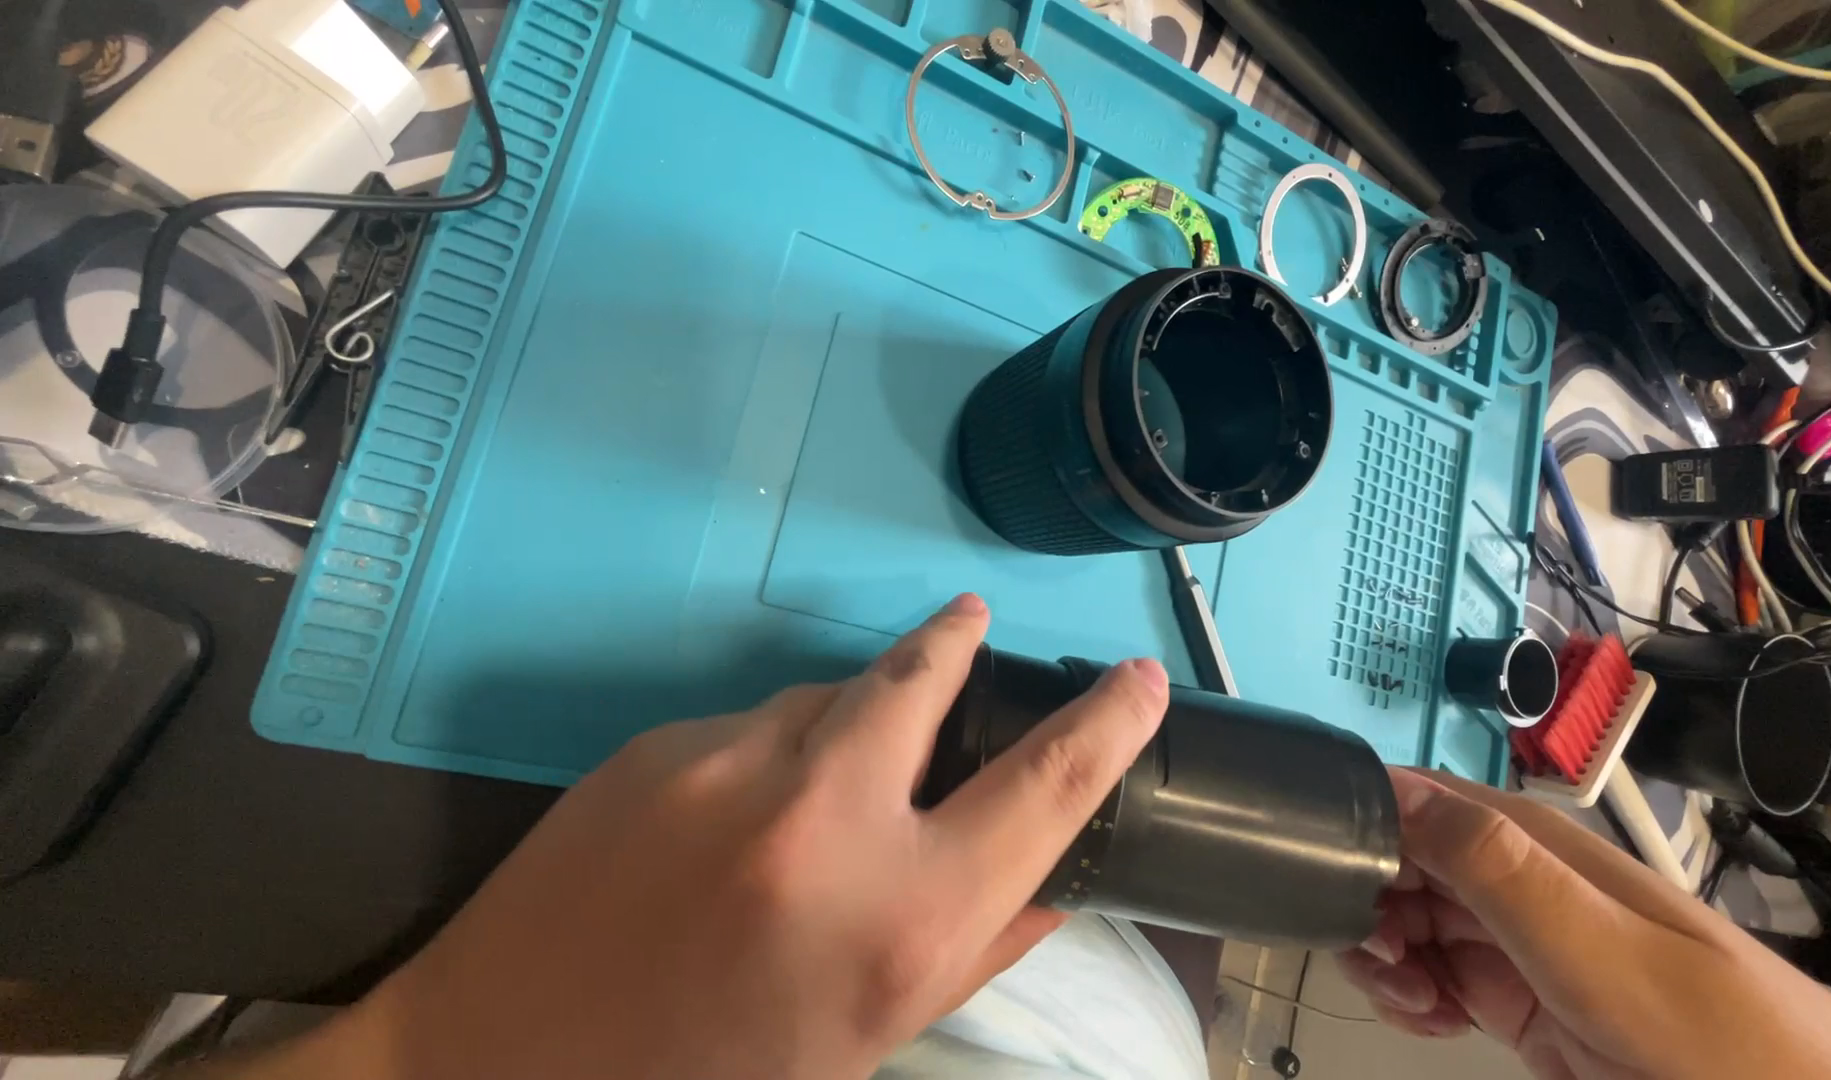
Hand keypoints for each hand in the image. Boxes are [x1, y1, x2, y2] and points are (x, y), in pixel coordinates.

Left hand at [238, 595, 1168, 1079]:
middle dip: (956, 642)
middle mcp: (824, 814)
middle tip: (973, 624)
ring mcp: (731, 759)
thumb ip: (976, 944)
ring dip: (848, 721)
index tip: (1137, 679)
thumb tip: (1051, 870)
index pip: (1043, 792)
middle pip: (924, 676)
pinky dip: (770, 752)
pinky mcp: (661, 740)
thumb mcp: (871, 1036)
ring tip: (814, 791)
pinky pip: (752, 723)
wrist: (499, 1071)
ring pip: (828, 696)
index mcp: (897, 916)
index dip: (1105, 727)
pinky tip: (728, 819)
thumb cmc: (717, 1074)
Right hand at [1337, 768, 1830, 1079]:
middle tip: (1380, 962)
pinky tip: (1426, 1021)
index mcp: (1530, 845)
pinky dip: (1410, 994)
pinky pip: (1431, 974)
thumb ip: (1493, 863)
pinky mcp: (1512, 997)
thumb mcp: (1600, 950)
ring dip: (1383, 955)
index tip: (1345, 884)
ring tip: (1409, 1004)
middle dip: (1368, 903)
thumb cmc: (1713, 1045)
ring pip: (1406, 919)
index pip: (1416, 800)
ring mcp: (1512, 941)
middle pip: (1399, 862)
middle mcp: (1513, 881)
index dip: (1366, 829)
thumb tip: (1389, 787)